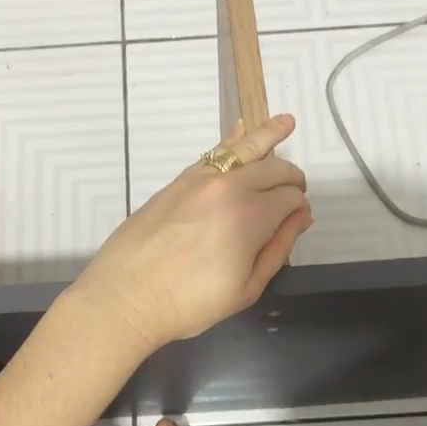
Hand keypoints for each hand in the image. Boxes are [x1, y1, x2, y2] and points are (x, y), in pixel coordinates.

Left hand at [68, 116, 312, 350]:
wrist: (126, 297)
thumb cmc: (189, 303)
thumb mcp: (245, 289)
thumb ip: (277, 249)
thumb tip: (300, 217)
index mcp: (251, 217)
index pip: (290, 197)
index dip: (300, 207)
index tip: (299, 220)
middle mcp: (228, 188)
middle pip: (273, 168)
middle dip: (291, 176)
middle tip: (297, 189)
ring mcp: (200, 180)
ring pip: (242, 149)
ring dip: (268, 134)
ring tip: (286, 121)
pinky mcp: (177, 182)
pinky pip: (211, 153)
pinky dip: (231, 140)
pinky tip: (240, 130)